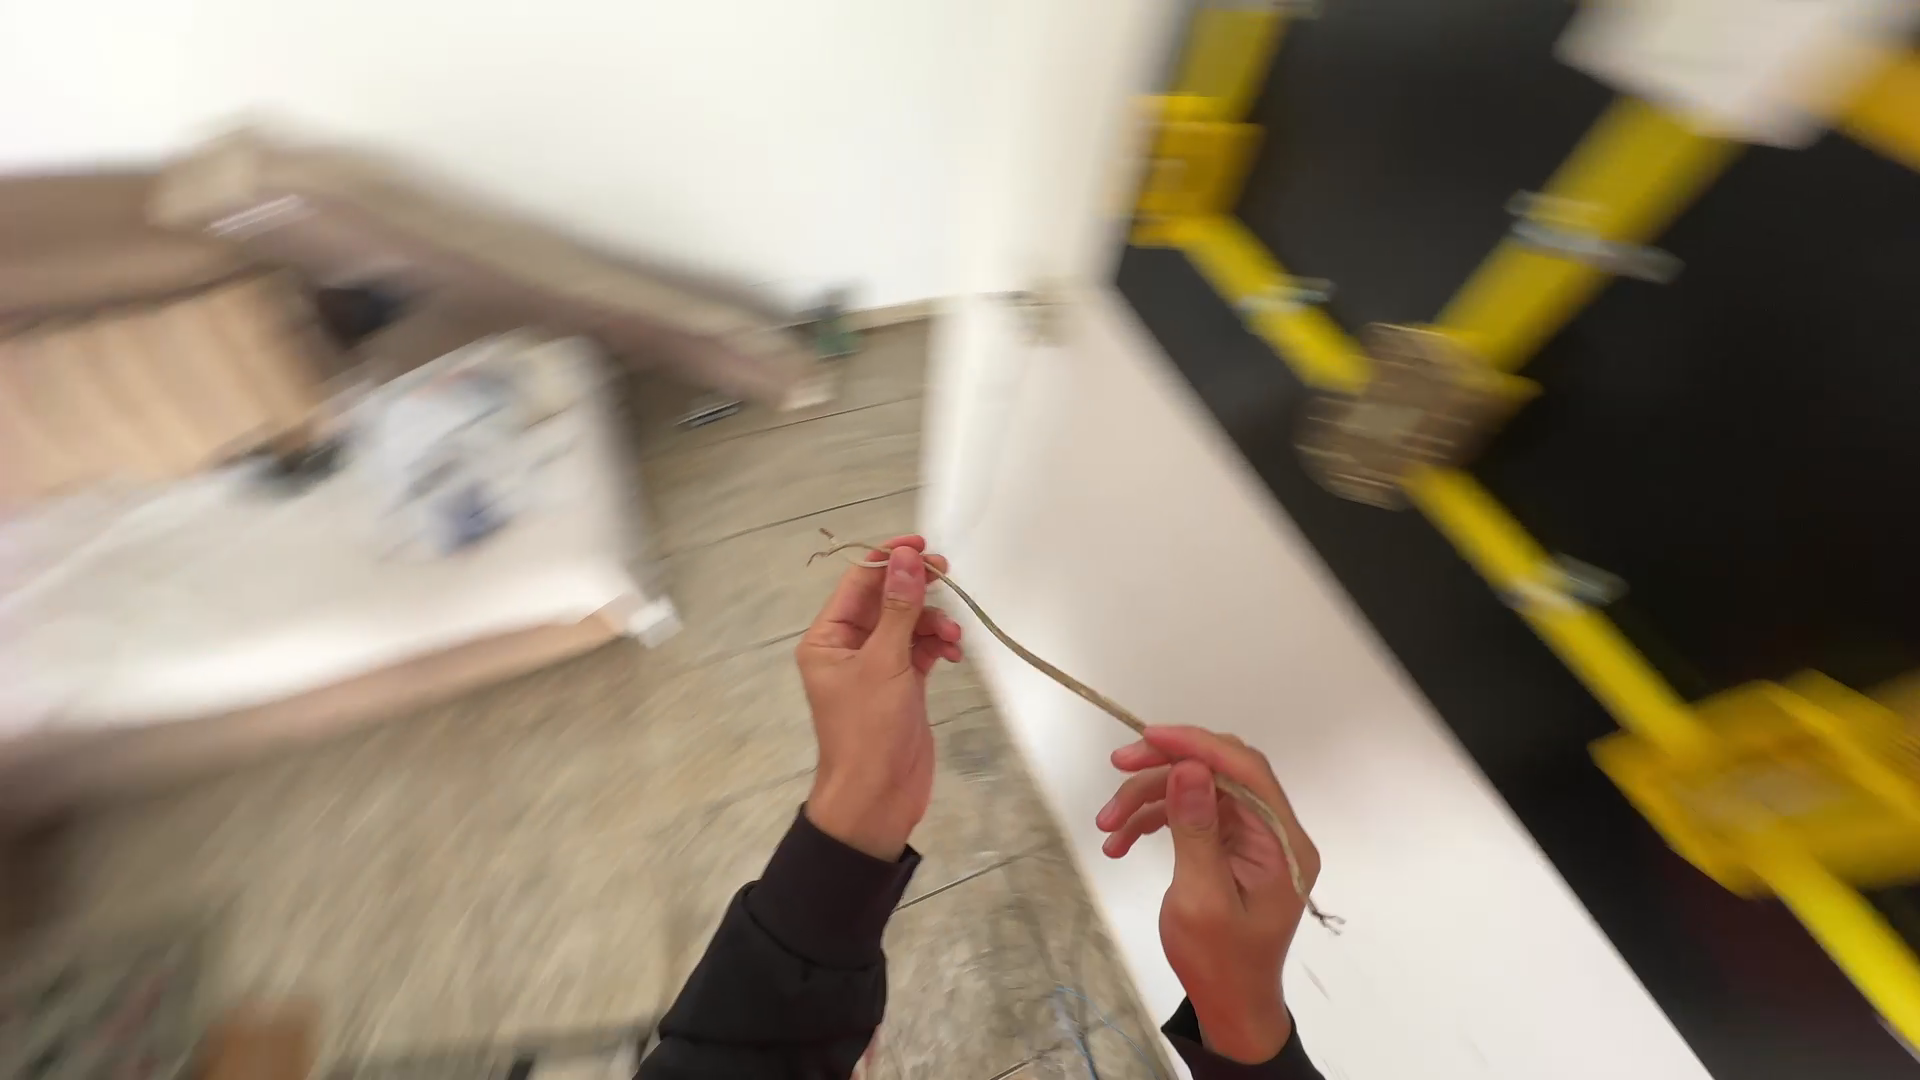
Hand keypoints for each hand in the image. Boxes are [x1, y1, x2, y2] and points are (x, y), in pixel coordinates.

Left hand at [795, 535, 962, 860]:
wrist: (878, 798)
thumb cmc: (869, 728)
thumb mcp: (884, 662)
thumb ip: (900, 608)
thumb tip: (907, 558)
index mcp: (828, 638)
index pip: (859, 582)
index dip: (889, 559)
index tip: (922, 545)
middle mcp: (849, 646)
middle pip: (886, 600)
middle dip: (917, 590)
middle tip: (946, 576)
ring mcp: (877, 665)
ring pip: (908, 624)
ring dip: (932, 623)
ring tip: (952, 638)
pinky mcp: (901, 683)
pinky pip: (920, 649)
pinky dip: (937, 646)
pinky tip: (952, 654)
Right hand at [1095, 725, 1318, 1063]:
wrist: (1228, 1006)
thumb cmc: (1219, 962)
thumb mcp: (1202, 899)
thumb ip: (1197, 830)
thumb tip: (1190, 767)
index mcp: (1281, 842)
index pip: (1245, 769)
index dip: (1197, 744)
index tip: (1148, 737)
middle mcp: (1269, 828)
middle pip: (1216, 769)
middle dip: (1163, 765)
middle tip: (1118, 767)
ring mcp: (1247, 834)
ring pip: (1193, 787)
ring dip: (1146, 798)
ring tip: (1106, 825)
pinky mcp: (1225, 841)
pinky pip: (1185, 811)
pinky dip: (1149, 819)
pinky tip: (1119, 841)